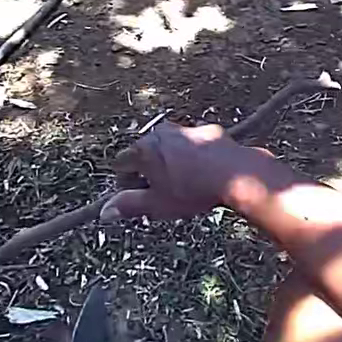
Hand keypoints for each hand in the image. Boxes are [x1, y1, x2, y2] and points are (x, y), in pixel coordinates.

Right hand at [100, 122, 284, 221]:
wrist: (236, 174)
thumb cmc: (193, 190)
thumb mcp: (157, 204)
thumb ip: (130, 205)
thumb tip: (105, 212)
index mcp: (144, 150)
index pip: (122, 164)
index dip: (125, 182)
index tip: (135, 195)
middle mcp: (161, 134)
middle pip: (145, 152)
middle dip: (149, 171)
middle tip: (161, 192)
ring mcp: (185, 129)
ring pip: (169, 147)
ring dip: (171, 162)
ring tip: (185, 184)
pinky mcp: (207, 130)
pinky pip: (192, 144)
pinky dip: (193, 156)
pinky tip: (204, 173)